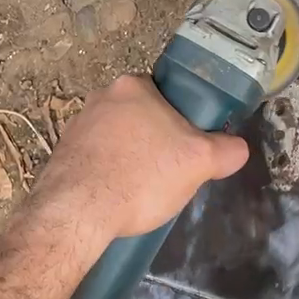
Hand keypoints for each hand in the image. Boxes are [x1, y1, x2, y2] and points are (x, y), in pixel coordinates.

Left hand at [32, 75, 249, 240]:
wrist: (76, 212)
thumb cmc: (142, 175)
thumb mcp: (199, 162)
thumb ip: (225, 150)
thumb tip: (238, 149)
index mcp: (133, 85)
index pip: (164, 95)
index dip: (178, 121)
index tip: (183, 147)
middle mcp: (101, 96)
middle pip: (140, 116)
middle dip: (154, 141)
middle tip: (166, 171)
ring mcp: (77, 124)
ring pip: (116, 138)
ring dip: (128, 158)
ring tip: (140, 191)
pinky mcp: (61, 153)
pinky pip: (94, 159)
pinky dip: (105, 174)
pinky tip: (114, 199)